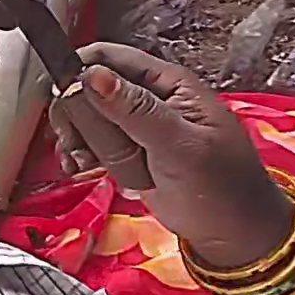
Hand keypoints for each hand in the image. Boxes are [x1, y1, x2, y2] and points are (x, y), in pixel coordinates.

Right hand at [49, 43, 294, 267]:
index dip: (80, 70)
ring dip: (74, 137)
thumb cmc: (220, 187)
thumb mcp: (180, 147)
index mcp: (167, 83)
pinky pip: (89, 141)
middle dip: (74, 112)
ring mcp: (133, 126)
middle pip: (89, 86)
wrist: (233, 237)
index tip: (60, 96)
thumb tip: (92, 75)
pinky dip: (78, 153)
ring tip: (80, 161)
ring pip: (84, 115)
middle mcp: (146, 97)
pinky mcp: (125, 150)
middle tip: (73, 140)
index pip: (111, 57)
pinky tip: (80, 168)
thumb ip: (135, 110)